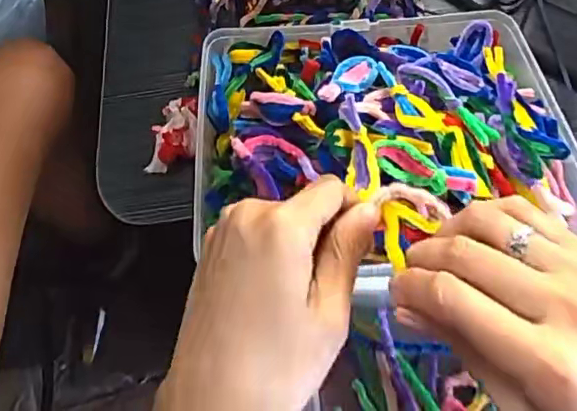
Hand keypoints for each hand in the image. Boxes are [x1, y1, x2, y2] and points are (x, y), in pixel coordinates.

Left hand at [158, 177, 380, 410]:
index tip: (360, 244)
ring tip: (291, 297)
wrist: (208, 401)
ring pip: (279, 216)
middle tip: (323, 288)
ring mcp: (224, 224)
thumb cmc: (277, 367)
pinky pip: (253, 229)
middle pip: (303, 204)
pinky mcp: (210, 242)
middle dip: (321, 233)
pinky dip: (267, 248)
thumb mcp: (328, 315)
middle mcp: (248, 210)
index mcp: (281, 223)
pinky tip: (264, 293)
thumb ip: (348, 251)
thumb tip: (367, 208)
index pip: (331, 188)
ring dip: (294, 242)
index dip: (352, 209)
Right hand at [390, 197, 576, 410]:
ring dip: (451, 227)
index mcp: (551, 365)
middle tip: (410, 271)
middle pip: (466, 253)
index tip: (395, 291)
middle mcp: (567, 307)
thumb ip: (467, 353)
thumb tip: (408, 308)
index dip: (410, 288)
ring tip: (439, 248)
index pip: (453, 298)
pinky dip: (491, 212)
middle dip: (423, 257)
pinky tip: (477, 231)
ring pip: (492, 219)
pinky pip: (527, 209)